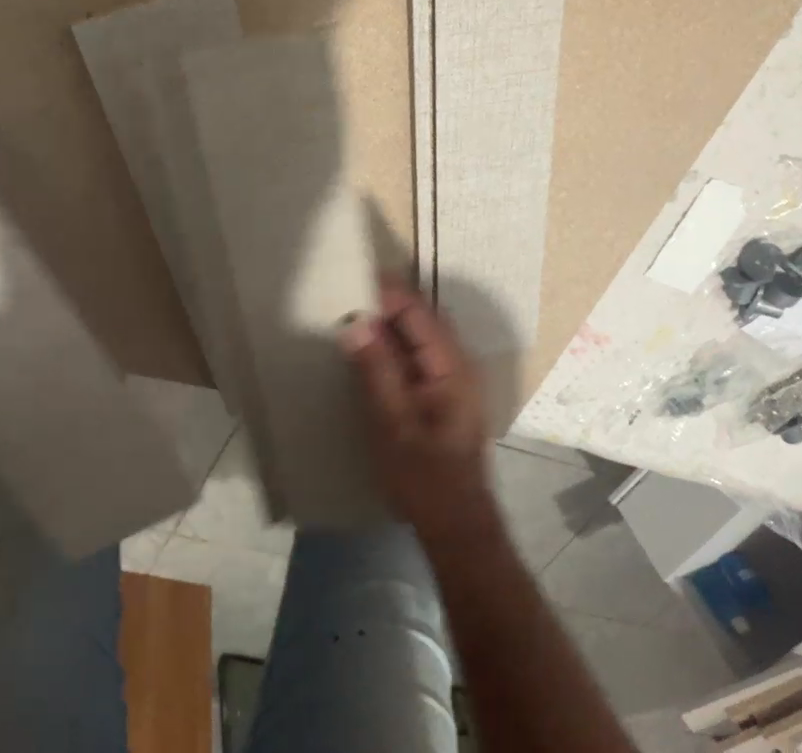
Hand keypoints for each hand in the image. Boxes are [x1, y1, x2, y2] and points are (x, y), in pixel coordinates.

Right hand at [340, 277, 499, 543]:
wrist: (456, 525)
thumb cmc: (425, 479)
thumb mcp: (393, 425)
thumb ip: (376, 371)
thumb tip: (355, 323)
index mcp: (451, 367)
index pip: (417, 312)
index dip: (385, 292)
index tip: (348, 277)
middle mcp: (458, 364)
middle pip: (422, 318)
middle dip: (386, 302)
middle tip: (343, 294)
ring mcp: (453, 380)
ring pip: (420, 335)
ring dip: (388, 324)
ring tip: (348, 317)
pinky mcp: (442, 395)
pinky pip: (418, 355)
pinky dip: (394, 345)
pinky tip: (367, 352)